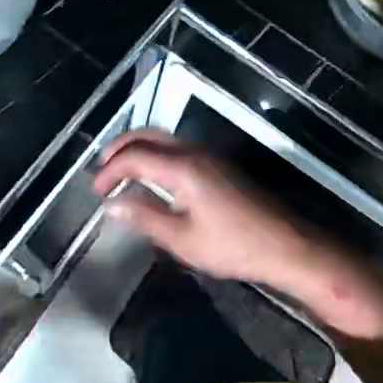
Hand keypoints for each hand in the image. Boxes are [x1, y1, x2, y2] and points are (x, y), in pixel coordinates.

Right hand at [93, 131, 382, 338]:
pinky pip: (178, 148)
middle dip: (121, 147)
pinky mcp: (220, 165)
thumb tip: (112, 205)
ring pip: (165, 139)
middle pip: (149, 136)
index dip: (111, 170)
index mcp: (183, 168)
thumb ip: (144, 217)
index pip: (135, 156)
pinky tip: (152, 177)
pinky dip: (156, 154)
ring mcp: (210, 155)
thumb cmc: (233, 246)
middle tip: (102, 169)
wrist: (286, 244)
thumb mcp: (182, 240)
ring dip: (139, 149)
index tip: (96, 190)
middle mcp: (195, 152)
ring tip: (121, 171)